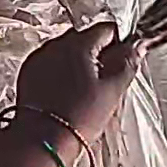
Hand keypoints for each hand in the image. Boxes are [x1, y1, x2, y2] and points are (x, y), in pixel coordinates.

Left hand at [15, 23, 140, 154]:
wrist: (44, 137)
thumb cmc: (80, 116)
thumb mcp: (112, 90)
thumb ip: (126, 63)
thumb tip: (137, 46)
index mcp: (76, 45)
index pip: (105, 29)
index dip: (120, 40)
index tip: (128, 55)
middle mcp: (54, 45)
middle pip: (84, 37)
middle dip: (100, 51)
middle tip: (110, 76)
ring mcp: (39, 57)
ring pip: (66, 49)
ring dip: (80, 60)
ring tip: (90, 87)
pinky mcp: (29, 70)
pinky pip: (51, 61)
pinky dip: (62, 69)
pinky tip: (70, 90)